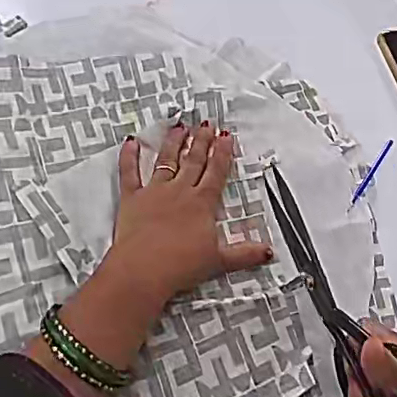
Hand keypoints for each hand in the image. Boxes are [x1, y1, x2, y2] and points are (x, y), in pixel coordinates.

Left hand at [104, 121, 271, 302]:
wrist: (144, 270)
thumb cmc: (180, 266)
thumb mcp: (219, 261)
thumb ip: (244, 254)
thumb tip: (268, 253)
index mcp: (202, 203)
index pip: (216, 172)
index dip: (223, 153)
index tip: (226, 137)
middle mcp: (180, 191)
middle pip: (194, 160)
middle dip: (202, 141)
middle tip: (206, 125)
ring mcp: (155, 192)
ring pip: (166, 160)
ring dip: (173, 142)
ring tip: (179, 127)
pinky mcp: (132, 199)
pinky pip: (129, 172)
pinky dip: (129, 156)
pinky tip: (131, 142)